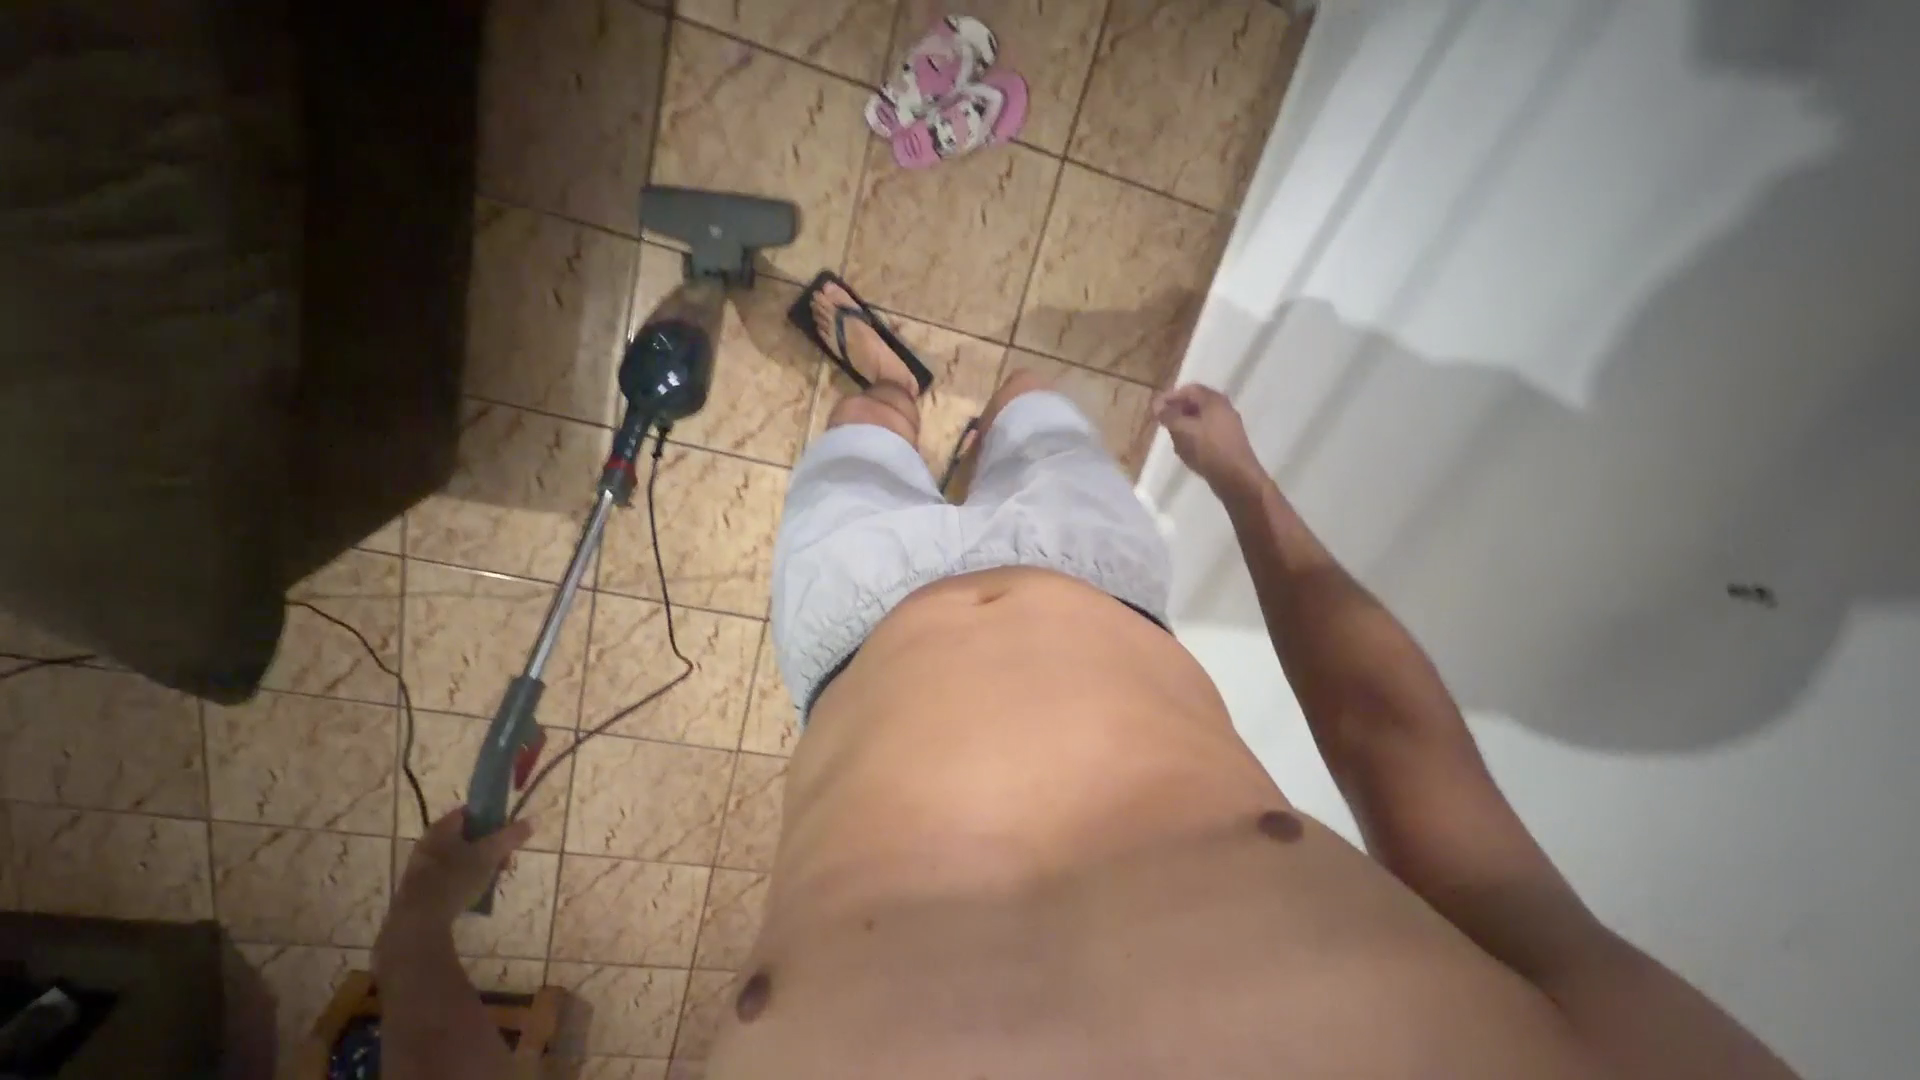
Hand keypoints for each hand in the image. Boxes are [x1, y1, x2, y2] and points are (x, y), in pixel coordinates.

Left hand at [391, 809, 532, 925]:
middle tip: (505, 860)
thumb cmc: (455, 880)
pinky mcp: (420, 889)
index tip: (507, 832)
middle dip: (491, 846)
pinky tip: (475, 893)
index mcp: (441, 829)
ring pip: (460, 857)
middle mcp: (428, 843)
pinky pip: (450, 875)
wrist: (418, 923)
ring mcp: (422, 867)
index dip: (492, 817)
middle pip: (467, 836)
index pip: (470, 812)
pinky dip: (466, 879)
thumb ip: (512, 836)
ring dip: (481, 864)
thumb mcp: (490, 855)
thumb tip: (535, 818)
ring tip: (494, 879)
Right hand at [1154, 384, 1263, 494]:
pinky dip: (1194, 436)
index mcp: (1214, 401)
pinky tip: (1186, 450)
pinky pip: (1207, 433)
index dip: (1171, 396)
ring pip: (1201, 420)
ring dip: (1185, 425)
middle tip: (1163, 423)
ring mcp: (1228, 426)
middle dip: (1177, 411)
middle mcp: (1224, 409)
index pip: (1189, 389)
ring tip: (1172, 438)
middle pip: (1196, 403)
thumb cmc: (1207, 449)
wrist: (1236, 477)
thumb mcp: (1182, 430)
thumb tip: (1157, 405)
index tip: (1156, 409)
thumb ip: (1168, 415)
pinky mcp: (1228, 442)